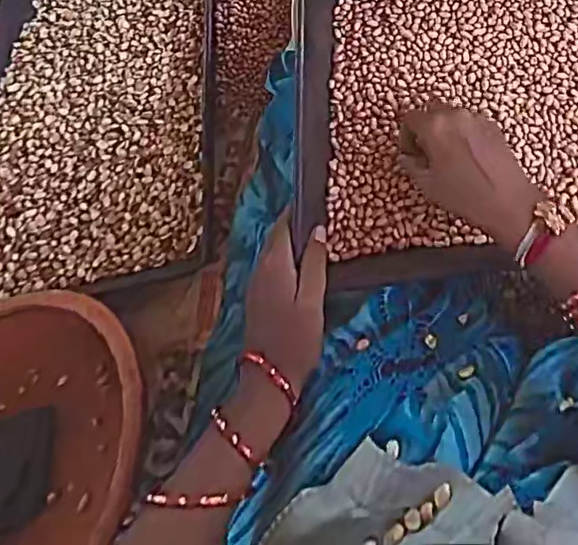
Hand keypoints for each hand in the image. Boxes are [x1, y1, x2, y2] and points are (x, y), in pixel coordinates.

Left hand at [242, 213, 327, 387]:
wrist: (269, 378)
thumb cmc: (296, 338)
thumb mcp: (313, 299)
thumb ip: (315, 262)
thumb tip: (318, 230)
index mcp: (274, 264)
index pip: (283, 225)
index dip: (297, 210)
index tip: (316, 199)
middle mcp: (260, 268)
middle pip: (276, 236)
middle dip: (295, 223)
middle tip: (321, 215)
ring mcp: (256, 283)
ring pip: (273, 250)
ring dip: (290, 240)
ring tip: (317, 236)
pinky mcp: (257, 296)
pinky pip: (271, 265)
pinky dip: (286, 256)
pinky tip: (303, 264)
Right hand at [397, 102, 541, 250]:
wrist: (508, 200)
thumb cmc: (465, 195)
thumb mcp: (428, 185)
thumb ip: (411, 164)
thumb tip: (407, 156)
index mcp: (434, 126)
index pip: (410, 118)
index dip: (406, 136)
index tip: (410, 152)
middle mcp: (455, 115)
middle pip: (432, 111)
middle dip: (425, 129)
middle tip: (427, 153)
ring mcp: (476, 118)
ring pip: (452, 116)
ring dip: (445, 130)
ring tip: (449, 156)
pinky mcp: (493, 125)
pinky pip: (470, 123)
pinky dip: (464, 133)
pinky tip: (468, 156)